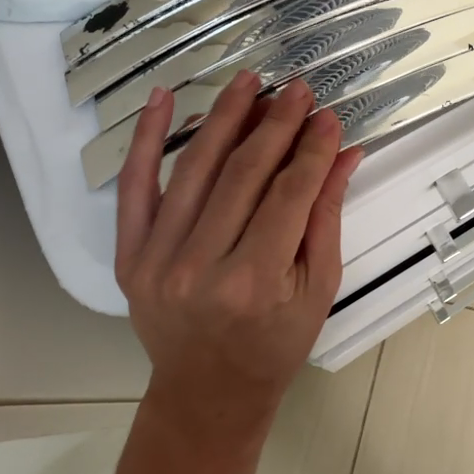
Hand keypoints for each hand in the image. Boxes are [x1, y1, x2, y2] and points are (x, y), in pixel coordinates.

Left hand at [114, 73, 362, 430]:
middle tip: (298, 90)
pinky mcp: (129, 254)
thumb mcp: (318, 287)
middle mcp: (200, 268)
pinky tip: (163, 97)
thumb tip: (345, 151)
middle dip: (276, 123)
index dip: (312, 149)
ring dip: (225, 116)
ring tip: (250, 80)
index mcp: (255, 283)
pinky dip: (146, 138)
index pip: (289, 194)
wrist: (207, 393)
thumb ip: (327, 216)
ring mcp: (157, 259)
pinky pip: (134, 186)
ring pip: (195, 168)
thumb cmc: (274, 344)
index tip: (327, 115)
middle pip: (243, 174)